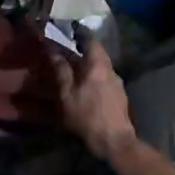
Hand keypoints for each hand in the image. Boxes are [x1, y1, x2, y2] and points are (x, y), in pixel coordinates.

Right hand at [50, 30, 137, 163]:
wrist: (115, 141)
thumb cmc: (87, 116)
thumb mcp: (67, 94)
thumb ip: (61, 71)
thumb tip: (53, 52)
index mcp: (98, 65)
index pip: (92, 41)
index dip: (81, 35)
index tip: (70, 33)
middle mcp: (111, 70)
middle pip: (98, 54)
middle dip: (84, 52)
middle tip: (68, 54)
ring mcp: (118, 84)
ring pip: (102, 68)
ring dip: (89, 67)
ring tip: (75, 73)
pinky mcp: (120, 96)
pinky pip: (105, 80)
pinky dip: (95, 79)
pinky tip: (86, 90)